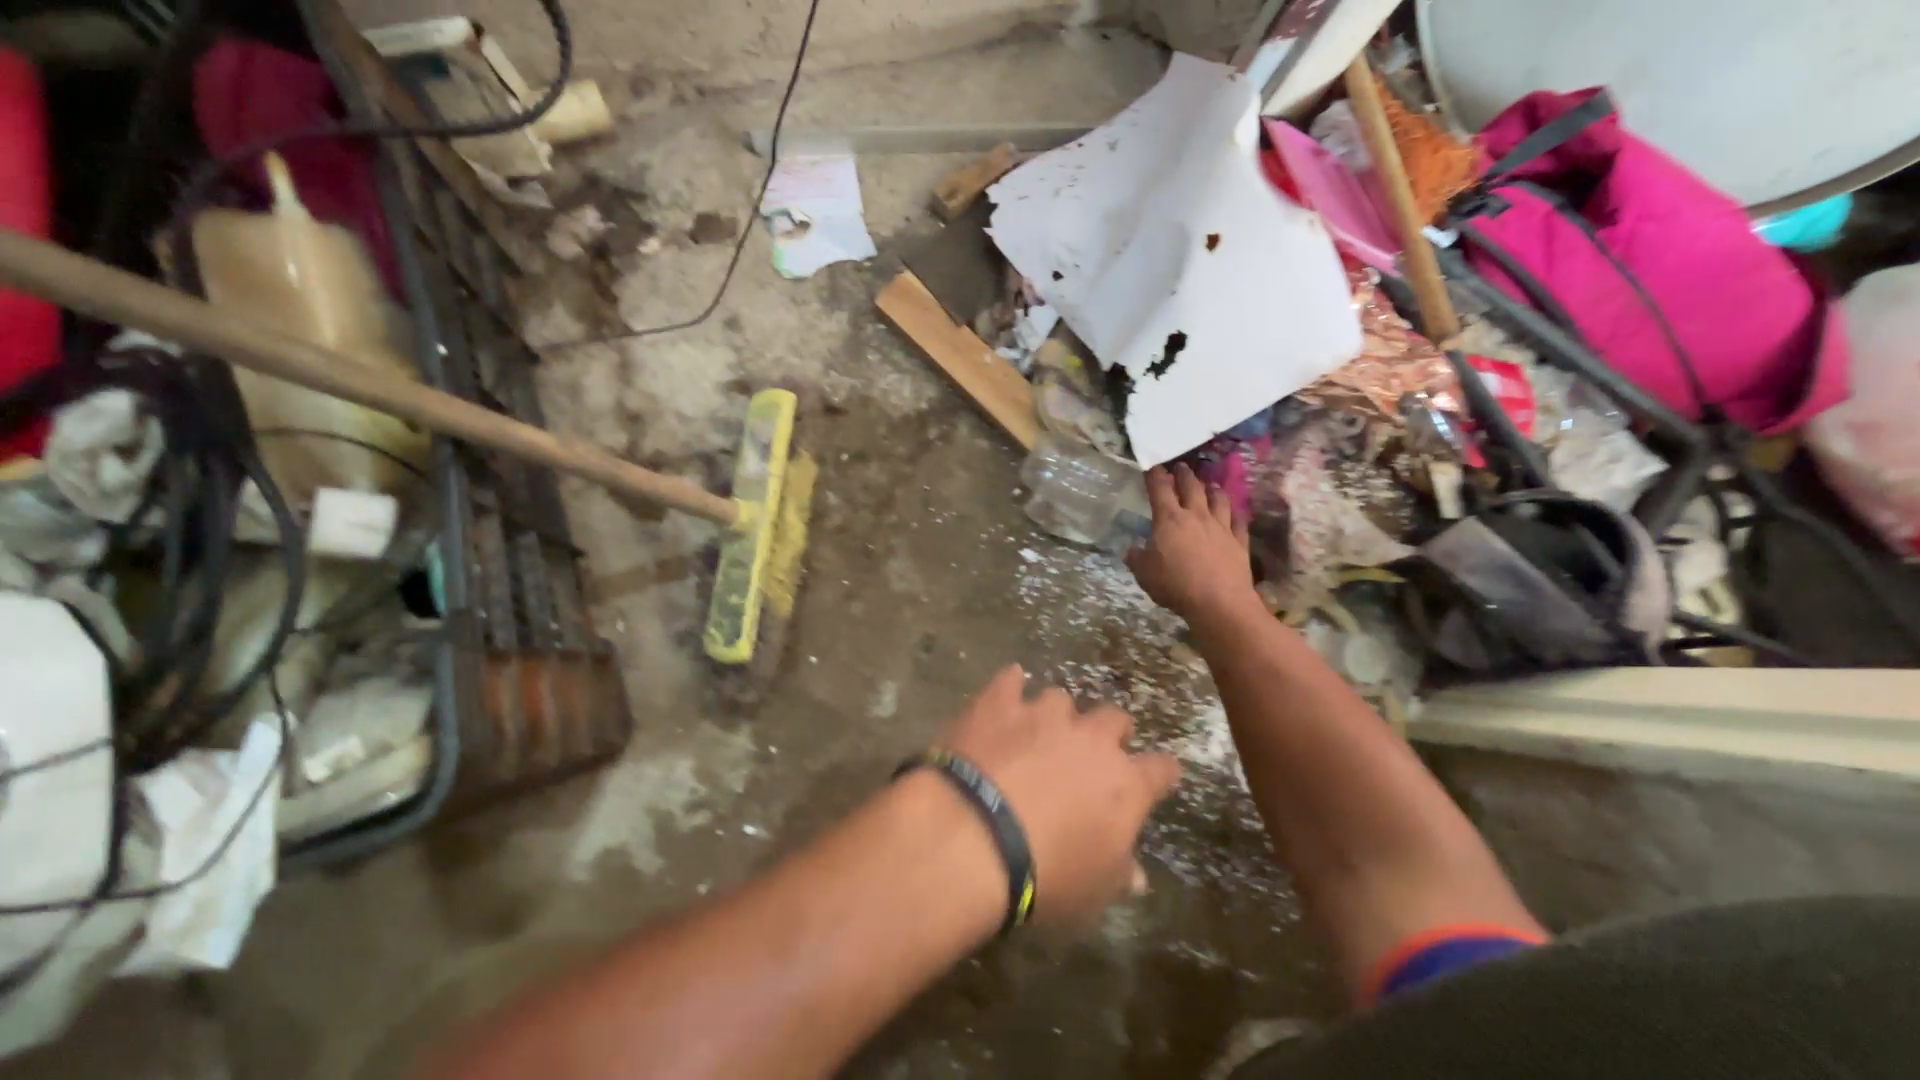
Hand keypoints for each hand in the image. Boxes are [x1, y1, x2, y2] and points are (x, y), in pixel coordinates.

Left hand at [933, 665, 1180, 924]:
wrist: (972, 839)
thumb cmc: (1044, 875)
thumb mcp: (1093, 892)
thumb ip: (1118, 874)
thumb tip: (1136, 876)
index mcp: (1126, 784)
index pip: (1161, 769)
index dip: (1161, 774)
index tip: (1159, 778)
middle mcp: (1092, 739)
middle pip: (1114, 719)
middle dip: (1109, 733)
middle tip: (1095, 751)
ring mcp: (1043, 716)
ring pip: (1061, 700)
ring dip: (1056, 716)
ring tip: (1041, 731)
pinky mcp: (997, 705)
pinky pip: (1009, 681)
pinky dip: (1011, 685)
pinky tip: (1007, 689)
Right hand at [1126, 464, 1255, 623]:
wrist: (1218, 602)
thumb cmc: (1175, 585)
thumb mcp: (1144, 574)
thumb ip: (1137, 558)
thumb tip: (1132, 549)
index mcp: (1169, 519)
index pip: (1160, 489)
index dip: (1155, 475)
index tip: (1153, 466)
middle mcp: (1196, 516)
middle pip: (1192, 487)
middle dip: (1184, 474)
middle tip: (1182, 467)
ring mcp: (1221, 527)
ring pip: (1218, 499)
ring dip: (1212, 489)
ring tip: (1210, 485)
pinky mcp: (1239, 541)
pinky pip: (1238, 521)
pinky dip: (1235, 514)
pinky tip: (1234, 513)